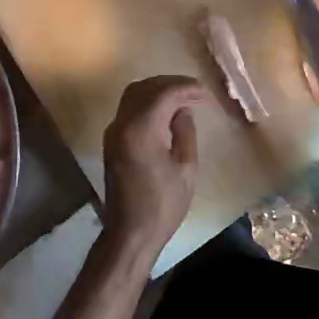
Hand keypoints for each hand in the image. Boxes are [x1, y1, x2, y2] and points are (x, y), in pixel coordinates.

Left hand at [100, 76, 212, 258]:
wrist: (130, 233)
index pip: (163, 93)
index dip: (186, 88)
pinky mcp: (112, 141)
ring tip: (183, 100)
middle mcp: (122, 124)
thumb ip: (185, 132)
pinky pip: (129, 109)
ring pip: (133, 95)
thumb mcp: (186, 168)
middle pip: (145, 87)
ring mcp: (113, 132)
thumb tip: (183, 111)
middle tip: (196, 93)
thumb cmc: (163, 204)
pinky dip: (148, 103)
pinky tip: (166, 114)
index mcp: (141, 130)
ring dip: (158, 91)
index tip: (205, 95)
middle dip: (171, 85)